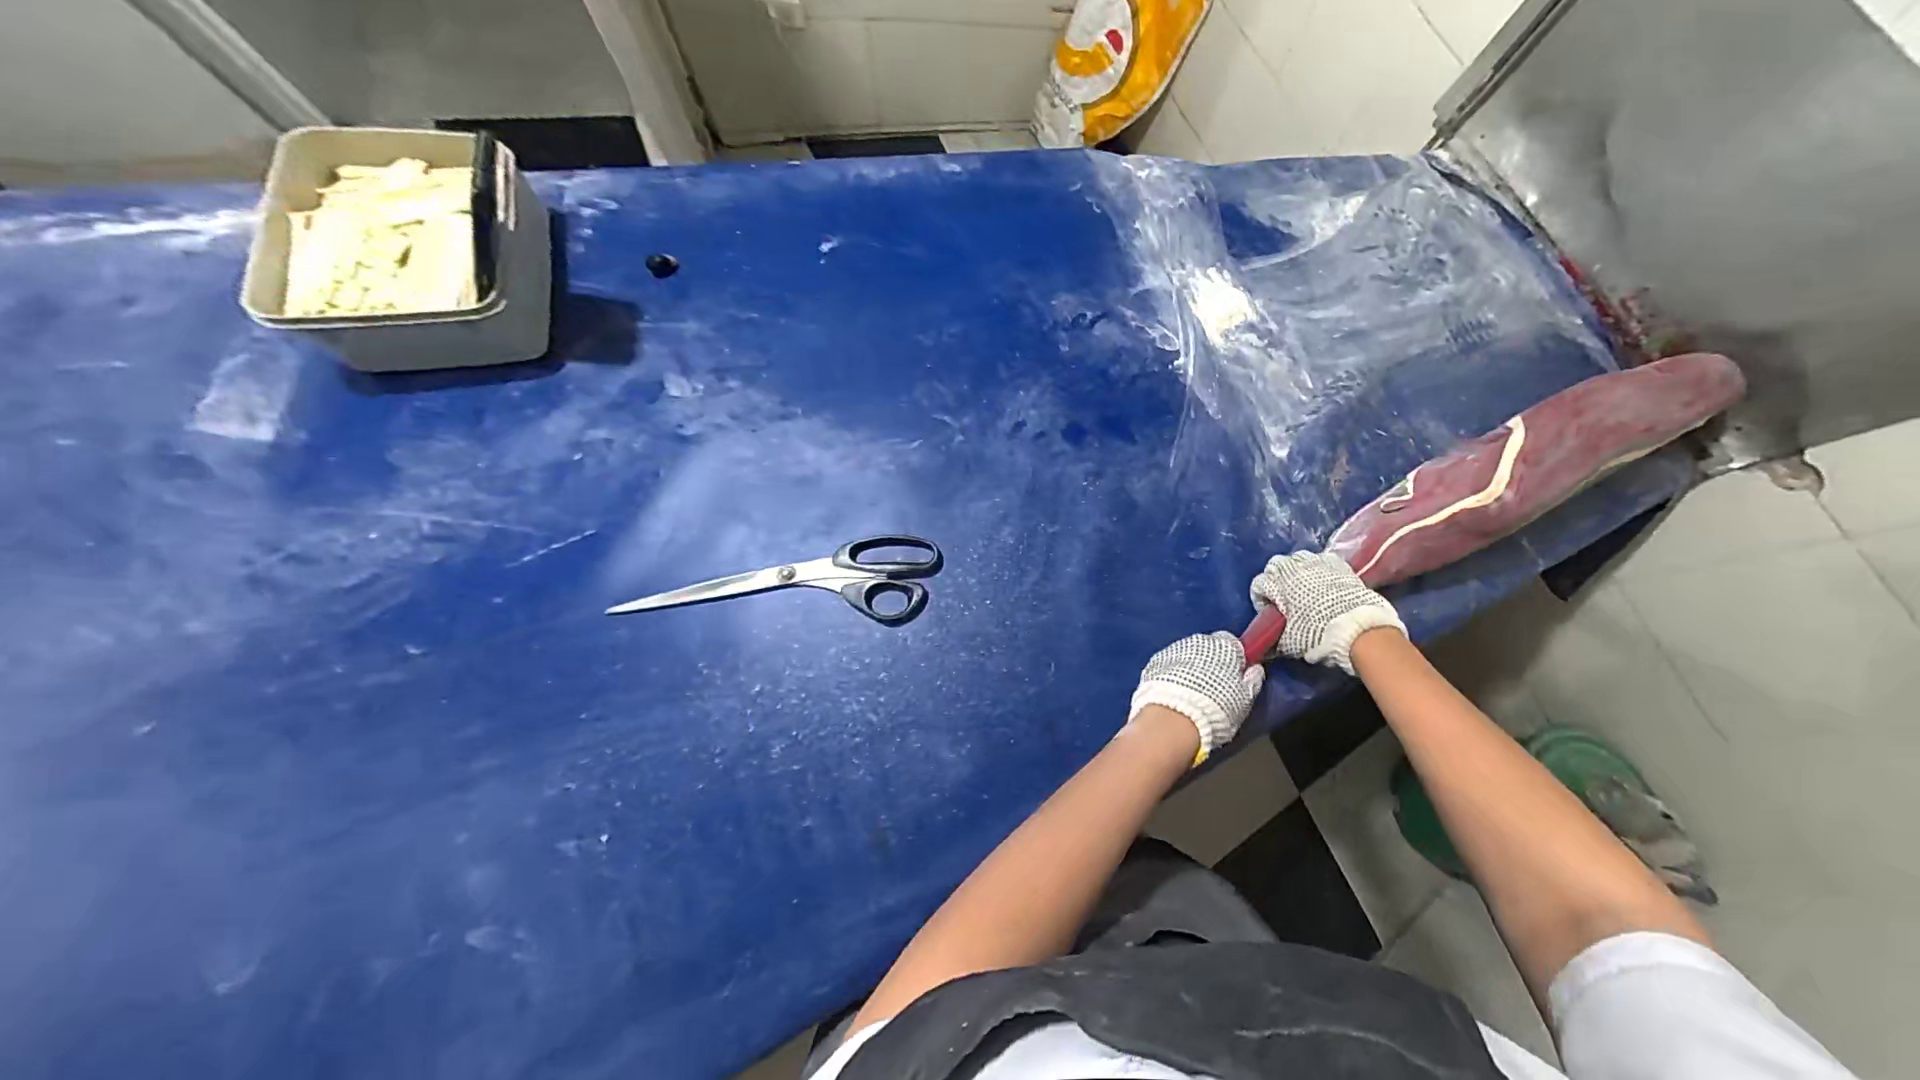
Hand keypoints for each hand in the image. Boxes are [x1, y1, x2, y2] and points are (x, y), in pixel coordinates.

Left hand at [1128, 632, 1265, 760]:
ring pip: (1186, 656)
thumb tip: (1255, 670)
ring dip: (1189, 669)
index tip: (1235, 675)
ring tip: (1192, 694)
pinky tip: (1174, 694)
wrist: (1172, 719)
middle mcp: (1196, 642)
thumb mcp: (1245, 699)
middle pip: (1207, 648)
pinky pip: (1168, 666)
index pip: (1232, 643)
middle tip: (1214, 688)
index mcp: (1224, 646)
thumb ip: (1251, 680)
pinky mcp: (1153, 663)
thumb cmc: (1215, 709)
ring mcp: (1172, 650)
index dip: (1234, 658)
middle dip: (1210, 663)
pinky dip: (1172, 675)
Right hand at [1249, 552, 1405, 673]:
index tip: (1270, 613)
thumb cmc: (1316, 633)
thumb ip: (1274, 640)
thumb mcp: (1289, 642)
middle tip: (1285, 598)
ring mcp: (1316, 562)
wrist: (1357, 628)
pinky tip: (1324, 583)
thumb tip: (1266, 649)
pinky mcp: (1338, 564)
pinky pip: (1321, 560)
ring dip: (1297, 571)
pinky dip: (1319, 569)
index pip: (1258, 585)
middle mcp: (1292, 567)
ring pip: (1298, 559)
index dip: (1261, 600)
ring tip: (1304, 588)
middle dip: (1276, 580)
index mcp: (1276, 584)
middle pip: (1275, 566)